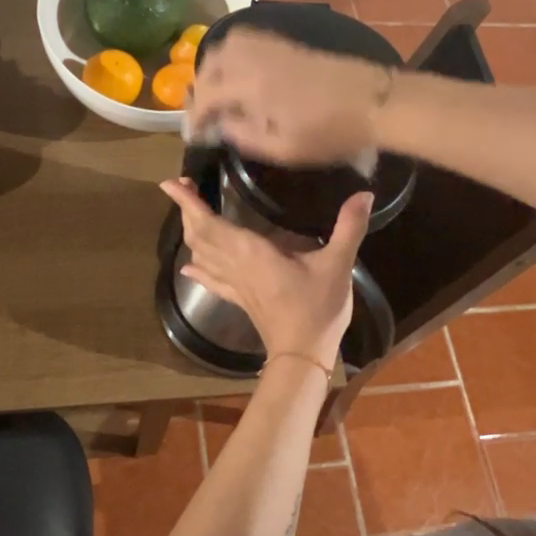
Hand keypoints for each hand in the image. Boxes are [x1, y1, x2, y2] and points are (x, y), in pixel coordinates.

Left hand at [161, 178, 371, 369]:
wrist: (303, 353)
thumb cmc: (317, 307)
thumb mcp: (338, 264)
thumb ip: (349, 227)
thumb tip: (364, 193)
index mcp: (251, 251)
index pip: (210, 223)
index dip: (188, 203)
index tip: (171, 182)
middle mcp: (235, 265)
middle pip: (199, 236)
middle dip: (187, 210)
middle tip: (182, 186)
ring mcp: (234, 284)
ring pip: (201, 255)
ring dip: (191, 233)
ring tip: (190, 214)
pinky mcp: (239, 299)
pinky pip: (211, 280)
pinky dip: (197, 269)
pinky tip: (188, 267)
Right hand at [187, 27, 392, 165]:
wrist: (374, 101)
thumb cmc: (330, 132)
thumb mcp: (283, 149)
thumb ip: (244, 136)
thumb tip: (220, 126)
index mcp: (251, 85)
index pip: (206, 95)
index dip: (195, 117)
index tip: (193, 135)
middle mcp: (255, 57)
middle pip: (211, 63)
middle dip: (200, 88)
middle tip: (204, 114)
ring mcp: (272, 45)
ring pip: (227, 45)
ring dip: (215, 67)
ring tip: (219, 93)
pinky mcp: (287, 43)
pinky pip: (248, 39)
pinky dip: (234, 54)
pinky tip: (242, 76)